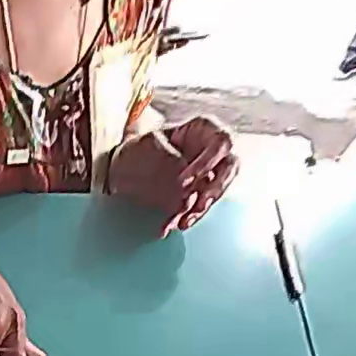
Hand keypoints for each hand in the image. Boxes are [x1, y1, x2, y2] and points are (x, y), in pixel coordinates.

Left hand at [109, 116, 239, 235]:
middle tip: (198, 205)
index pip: (222, 141)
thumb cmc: (140, 145)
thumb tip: (181, 171)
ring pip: (216, 192)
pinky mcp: (197, 194)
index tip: (185, 180)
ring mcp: (207, 173)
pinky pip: (196, 207)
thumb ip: (168, 153)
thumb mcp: (150, 142)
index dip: (207, 162)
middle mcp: (211, 151)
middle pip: (229, 168)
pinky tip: (171, 226)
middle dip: (215, 189)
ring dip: (201, 209)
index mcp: (204, 129)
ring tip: (184, 223)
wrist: (125, 164)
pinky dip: (184, 217)